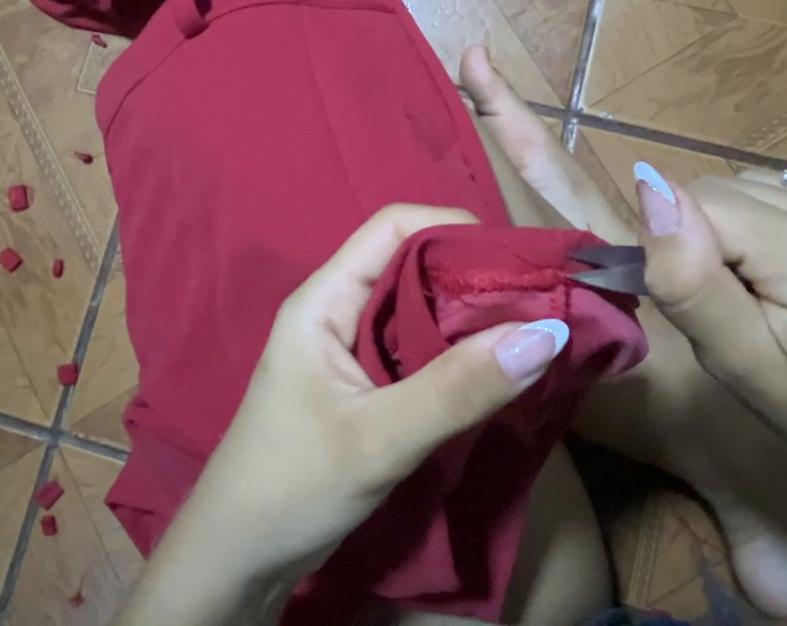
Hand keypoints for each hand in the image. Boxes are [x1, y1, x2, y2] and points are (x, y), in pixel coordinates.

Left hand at [119, 205, 570, 623]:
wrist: (238, 560)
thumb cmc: (293, 486)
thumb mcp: (380, 438)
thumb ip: (460, 387)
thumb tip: (548, 332)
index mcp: (325, 299)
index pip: (393, 227)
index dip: (454, 227)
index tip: (517, 258)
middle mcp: (338, 309)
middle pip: (413, 262)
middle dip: (474, 273)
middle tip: (540, 299)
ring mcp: (350, 348)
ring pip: (420, 307)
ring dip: (471, 315)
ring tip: (533, 328)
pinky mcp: (364, 384)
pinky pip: (419, 347)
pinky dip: (459, 350)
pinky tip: (497, 366)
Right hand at [631, 166, 786, 624]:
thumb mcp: (737, 364)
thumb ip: (689, 280)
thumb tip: (652, 190)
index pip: (705, 200)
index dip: (684, 244)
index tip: (705, 301)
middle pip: (733, 187)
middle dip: (710, 235)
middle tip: (734, 306)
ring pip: (760, 187)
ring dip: (742, 230)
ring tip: (768, 293)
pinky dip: (777, 229)